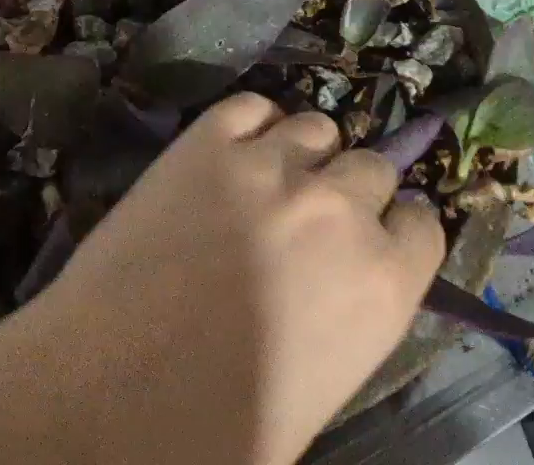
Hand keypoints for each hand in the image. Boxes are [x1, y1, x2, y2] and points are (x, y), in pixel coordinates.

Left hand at [32, 92, 445, 464]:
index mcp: (383, 282)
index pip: (424, 223)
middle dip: (352, 190)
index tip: (378, 232)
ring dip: (304, 153)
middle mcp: (340, 209)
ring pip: (316, 128)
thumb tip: (346, 280)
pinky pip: (251, 107)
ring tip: (271, 180)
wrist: (109, 397)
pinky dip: (251, 125)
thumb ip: (354, 312)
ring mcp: (272, 166)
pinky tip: (233, 153)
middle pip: (373, 166)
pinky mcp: (208, 141)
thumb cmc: (222, 427)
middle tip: (313, 216)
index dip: (399, 226)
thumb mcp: (326, 386)